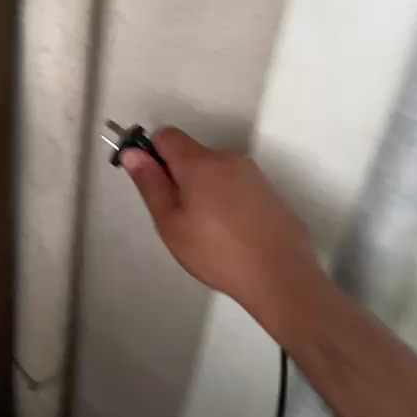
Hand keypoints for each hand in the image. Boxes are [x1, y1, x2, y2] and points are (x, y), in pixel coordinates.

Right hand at [118, 128, 321, 312]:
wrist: (283, 280)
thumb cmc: (216, 252)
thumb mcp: (170, 223)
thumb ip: (150, 183)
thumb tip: (132, 152)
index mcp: (200, 162)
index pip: (166, 135)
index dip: (153, 154)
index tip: (155, 185)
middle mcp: (228, 159)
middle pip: (191, 153)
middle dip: (180, 175)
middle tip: (180, 215)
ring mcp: (254, 176)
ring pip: (214, 170)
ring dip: (204, 188)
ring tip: (209, 229)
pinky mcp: (271, 194)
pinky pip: (236, 185)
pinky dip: (227, 199)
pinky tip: (233, 232)